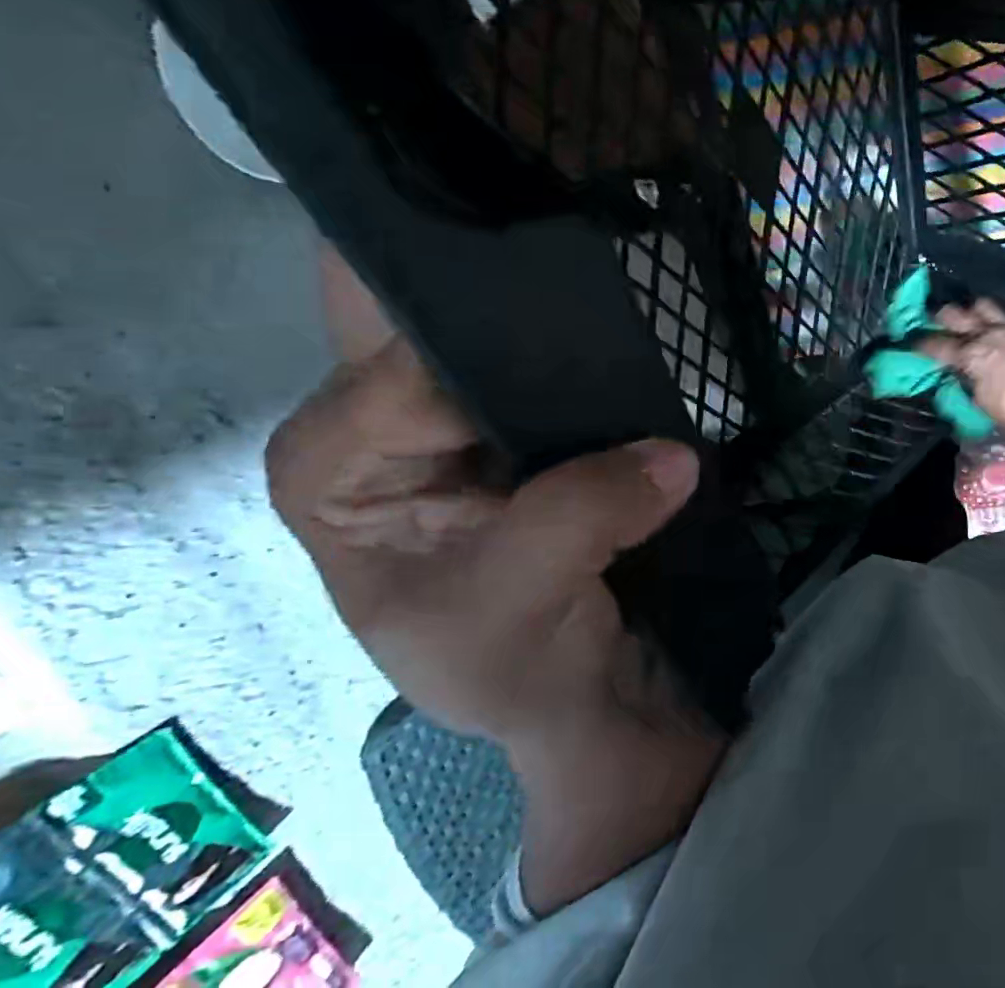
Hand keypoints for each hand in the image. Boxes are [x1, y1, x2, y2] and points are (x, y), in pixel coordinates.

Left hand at [265, 337, 706, 751]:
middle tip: (590, 314)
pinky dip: (590, 366)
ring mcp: (458, 420)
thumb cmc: (507, 662)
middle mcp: (379, 427)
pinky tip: (628, 365)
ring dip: (560, 340)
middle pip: (429, 331)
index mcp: (331, 470)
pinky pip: (551, 369)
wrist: (575, 689)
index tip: (572, 360)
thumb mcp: (519, 599)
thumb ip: (580, 515)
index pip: (396, 380)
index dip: (480, 364)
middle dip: (504, 314)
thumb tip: (673, 452)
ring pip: (497, 339)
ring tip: (625, 343)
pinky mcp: (524, 429)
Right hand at [921, 300, 1004, 437]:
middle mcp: (985, 334)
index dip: (919, 344)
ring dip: (971, 311)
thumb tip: (958, 376)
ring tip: (968, 320)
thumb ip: (965, 383)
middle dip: (940, 317)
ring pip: (981, 306)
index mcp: (968, 355)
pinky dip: (996, 324)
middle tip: (933, 321)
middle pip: (954, 314)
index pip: (935, 345)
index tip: (910, 343)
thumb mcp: (980, 402)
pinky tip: (997, 334)